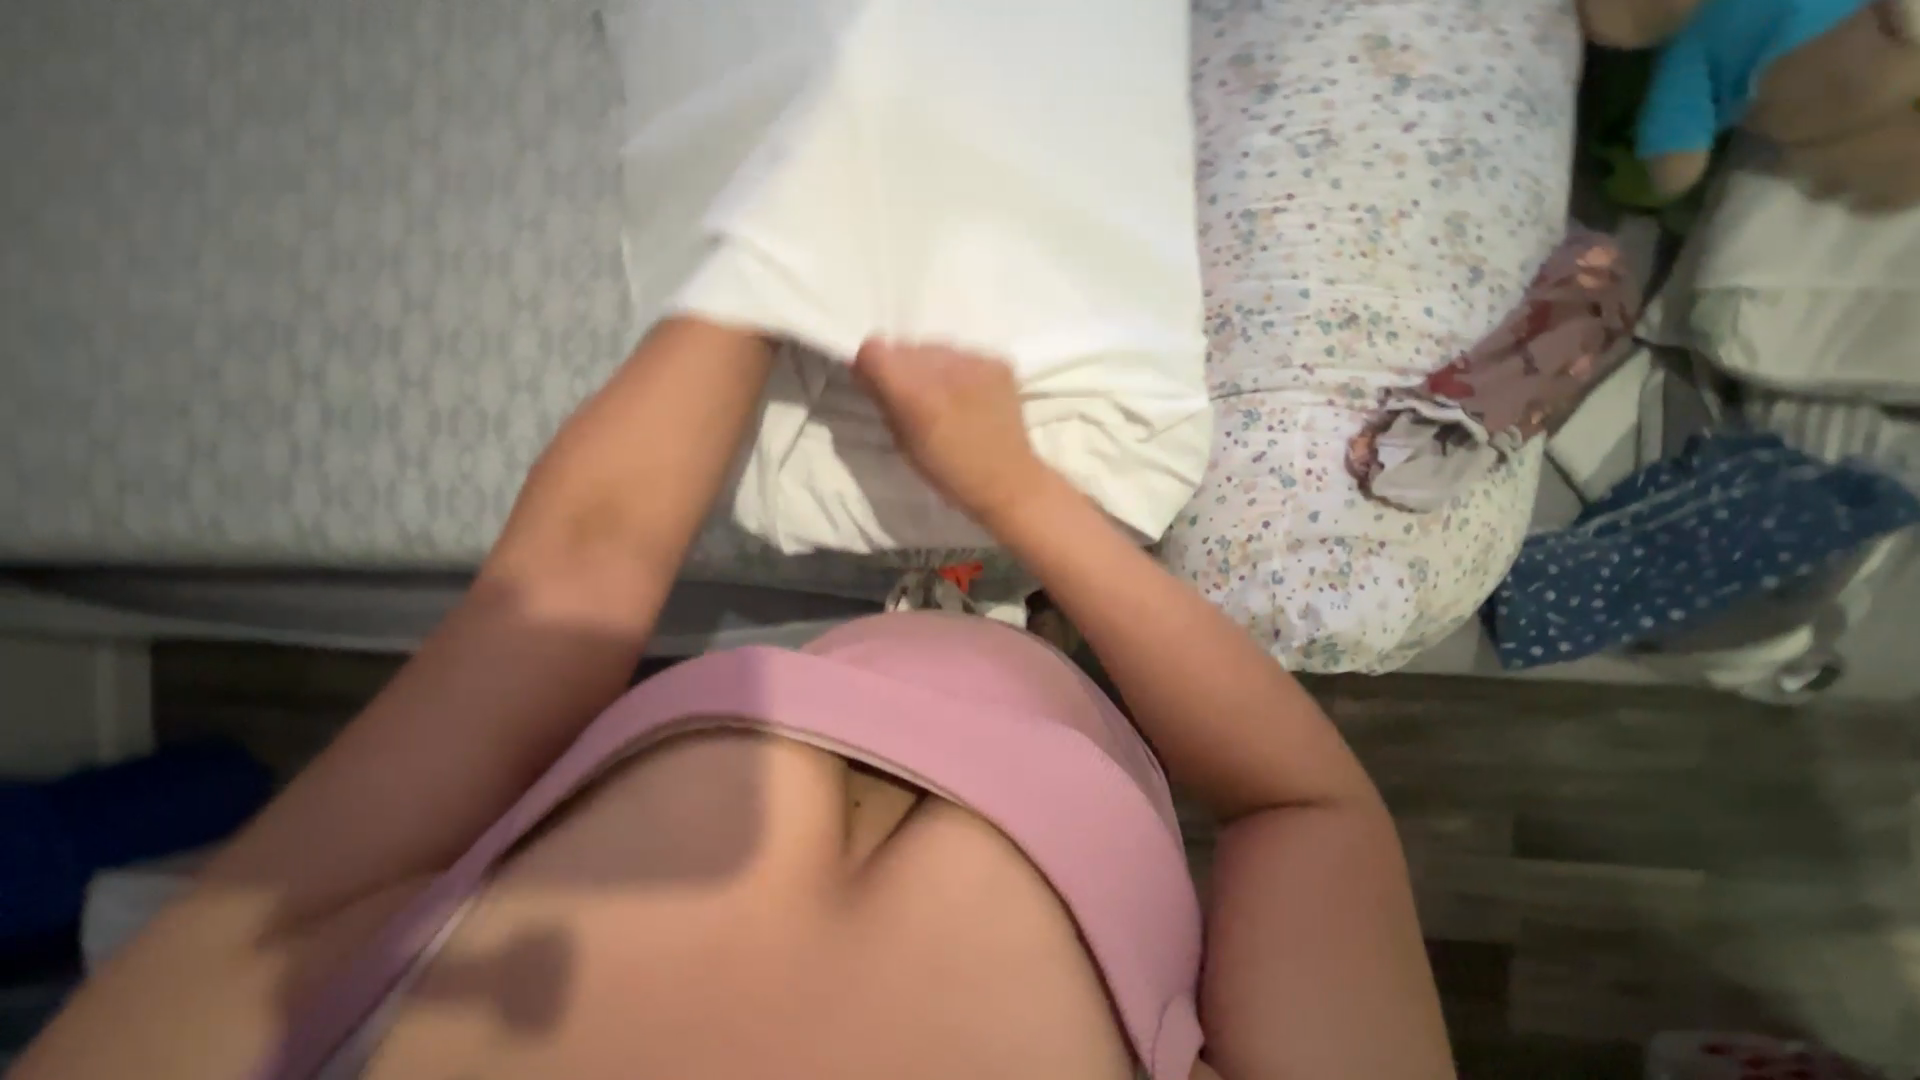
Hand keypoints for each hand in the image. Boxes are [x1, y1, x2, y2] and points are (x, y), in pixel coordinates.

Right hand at [853, 339, 1046, 526]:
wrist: (1007, 481)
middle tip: (915, 399)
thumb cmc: (948, 472)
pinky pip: (964, 355)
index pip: (873, 349)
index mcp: (914, 392)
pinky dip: (960, 370)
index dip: (871, 366)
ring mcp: (975, 360)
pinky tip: (970, 397)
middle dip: (903, 367)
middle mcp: (943, 366)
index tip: (878, 386)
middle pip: (905, 347)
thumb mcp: (903, 442)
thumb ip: (883, 401)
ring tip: (945, 398)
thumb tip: (865, 372)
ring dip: (931, 367)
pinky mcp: (998, 361)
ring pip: (935, 348)